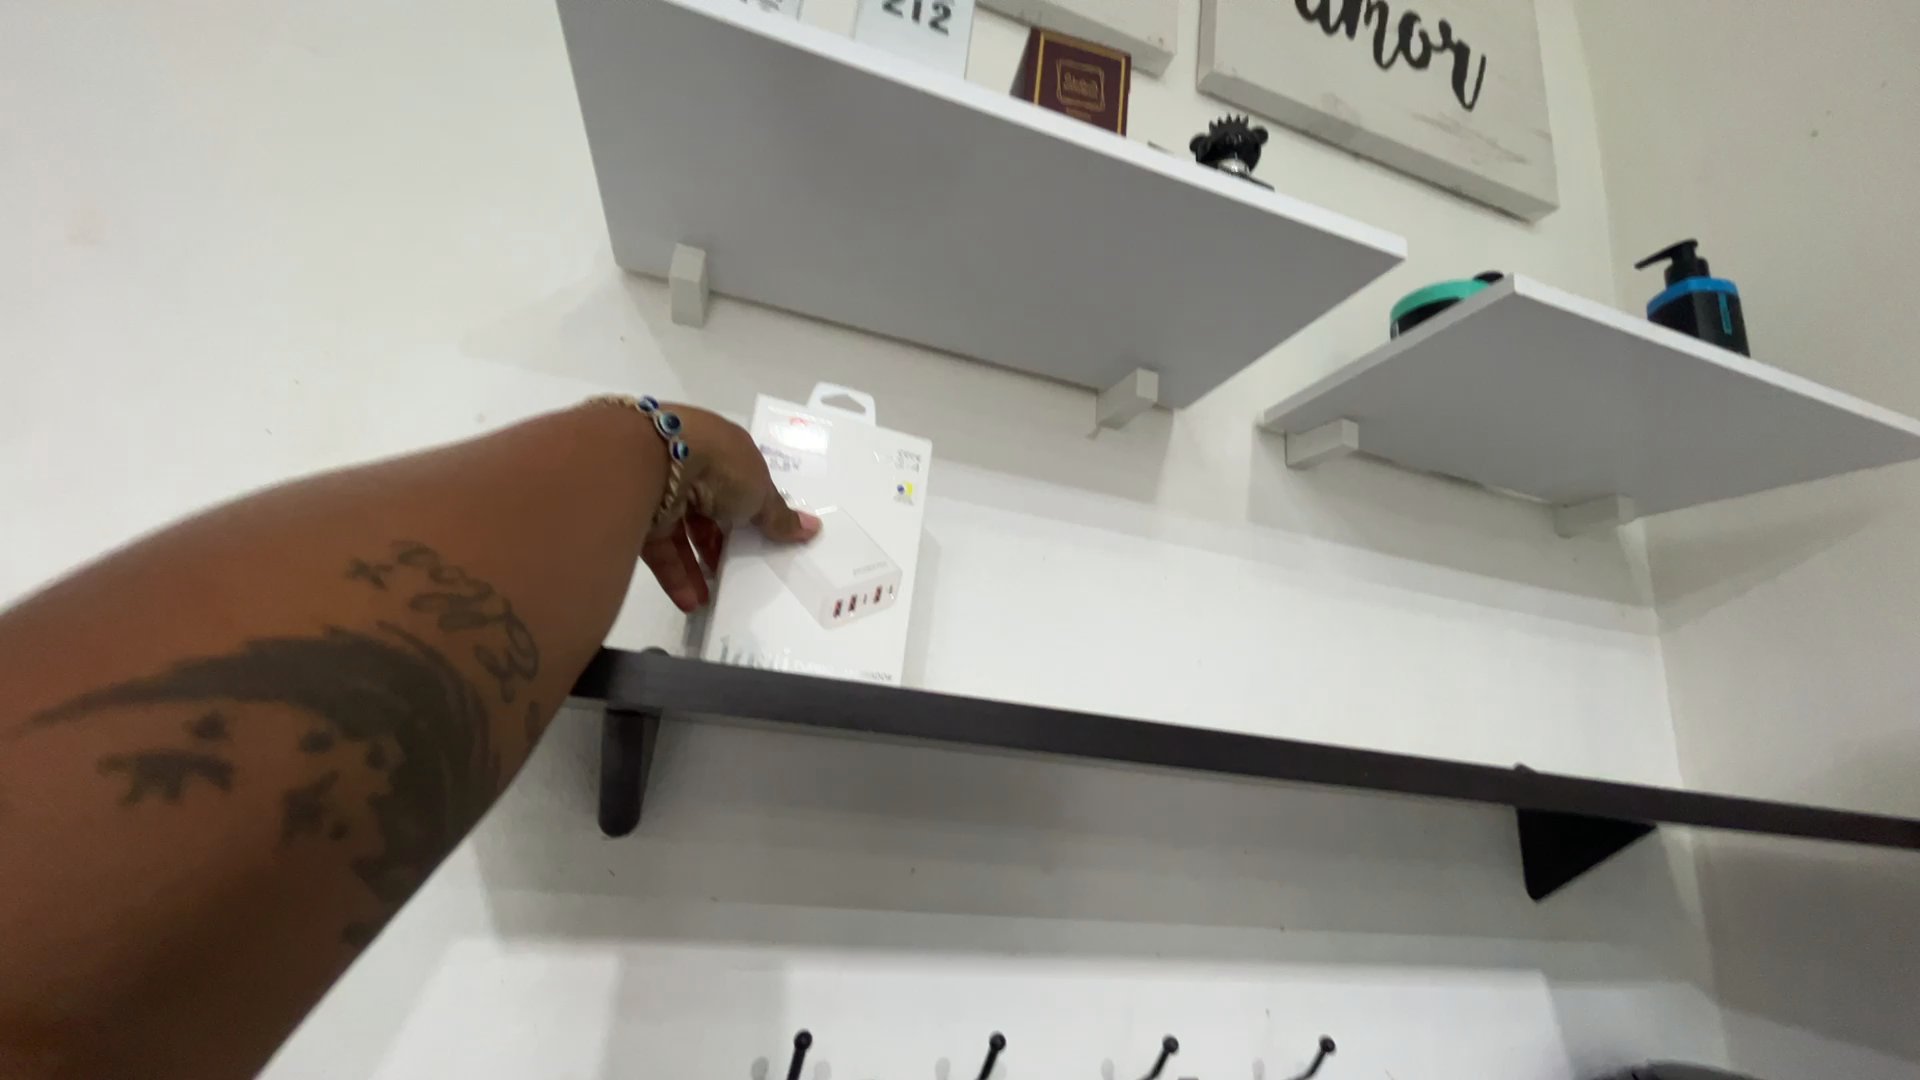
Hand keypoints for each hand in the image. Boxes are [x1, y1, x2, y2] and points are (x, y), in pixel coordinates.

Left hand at [641, 404, 819, 611]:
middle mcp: (688, 463)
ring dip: (697, 565)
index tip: (761, 534)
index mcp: (722, 447)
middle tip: (738, 567)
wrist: (648, 461)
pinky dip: (674, 575)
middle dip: (721, 540)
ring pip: (681, 530)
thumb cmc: (719, 466)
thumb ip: (780, 516)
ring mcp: (658, 486)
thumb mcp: (761, 492)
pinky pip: (659, 548)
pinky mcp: (634, 512)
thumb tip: (813, 529)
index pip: (738, 478)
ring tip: (715, 596)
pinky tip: (690, 602)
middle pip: (708, 505)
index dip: (750, 506)